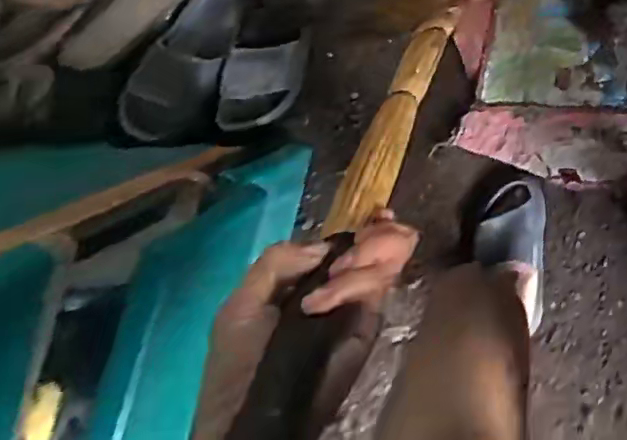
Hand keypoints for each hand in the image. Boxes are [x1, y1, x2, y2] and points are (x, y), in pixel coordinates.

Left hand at [196, 214, 419, 439]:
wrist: (253, 412)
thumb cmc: (239, 362)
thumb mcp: (242, 304)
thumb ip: (276, 261)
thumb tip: (324, 246)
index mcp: (314, 273)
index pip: (352, 237)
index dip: (369, 222)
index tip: (378, 213)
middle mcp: (344, 281)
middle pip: (381, 240)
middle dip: (376, 234)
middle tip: (364, 238)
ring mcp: (360, 301)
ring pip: (387, 257)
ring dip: (368, 252)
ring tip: (339, 270)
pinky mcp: (370, 323)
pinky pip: (377, 287)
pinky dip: (357, 281)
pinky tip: (329, 297)